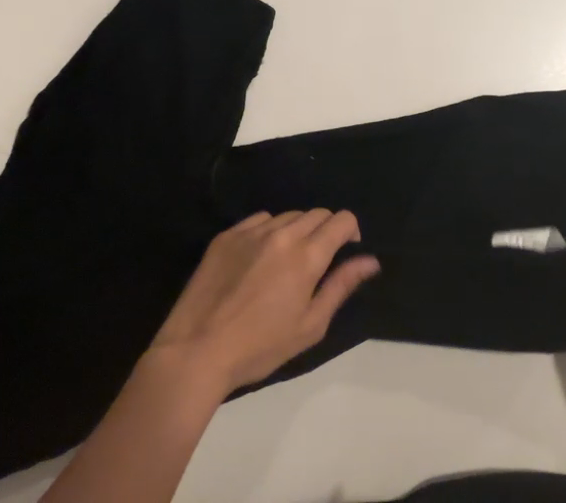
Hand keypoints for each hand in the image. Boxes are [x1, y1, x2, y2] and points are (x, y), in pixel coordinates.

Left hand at [150, 209, 379, 396]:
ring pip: (288, 216)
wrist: (195, 352)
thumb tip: (370, 261)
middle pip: (317, 213)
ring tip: (287, 260)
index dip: (351, 231)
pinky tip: (260, 257)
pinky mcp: (225, 237)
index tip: (346, 252)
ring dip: (298, 230)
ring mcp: (250, 232)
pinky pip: (259, 220)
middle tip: (318, 261)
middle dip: (326, 230)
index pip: (342, 220)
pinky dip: (269, 231)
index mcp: (307, 256)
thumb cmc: (259, 347)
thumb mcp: (310, 325)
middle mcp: (282, 234)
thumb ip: (341, 286)